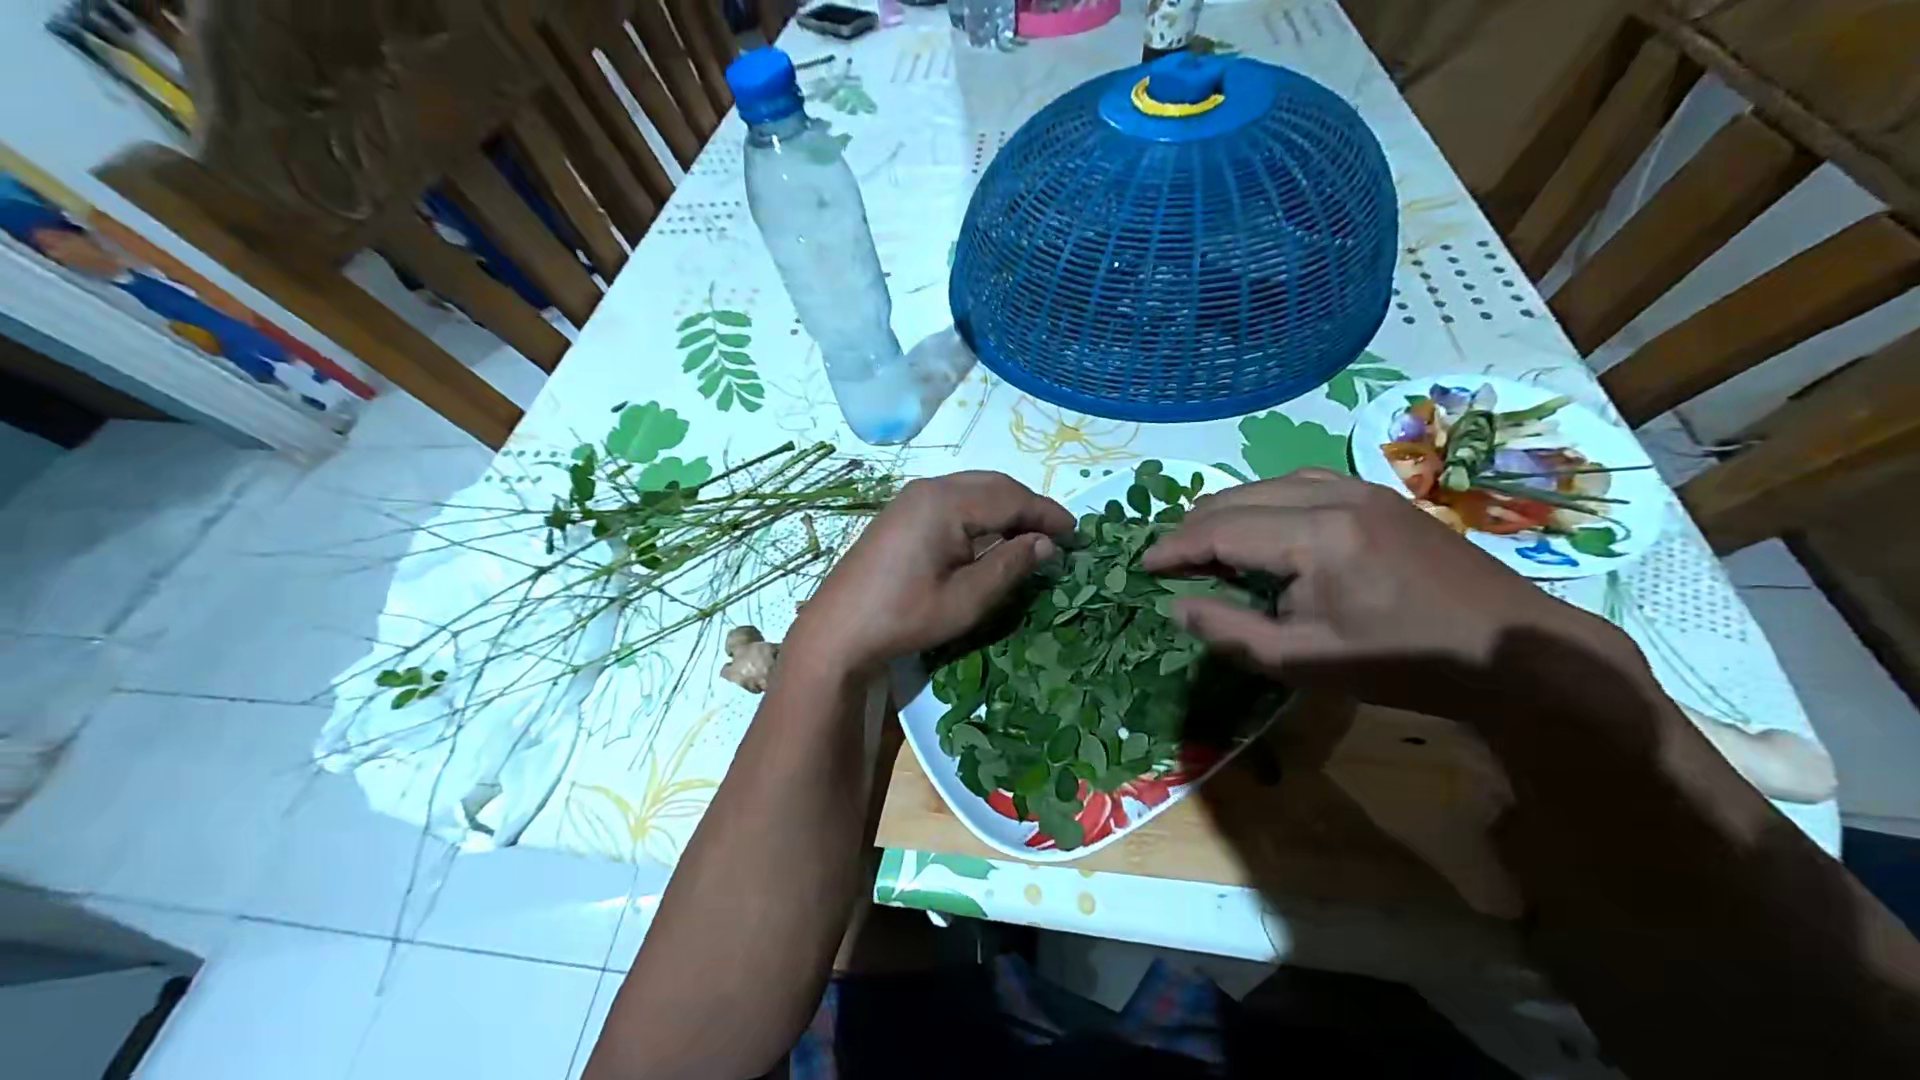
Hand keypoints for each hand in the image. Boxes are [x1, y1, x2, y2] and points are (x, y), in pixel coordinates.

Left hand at [786, 472, 1073, 675]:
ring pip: (974, 489)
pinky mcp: (902, 512)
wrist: (838, 628)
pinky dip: (981, 512)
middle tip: (1057, 536)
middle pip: (994, 486)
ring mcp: (911, 497)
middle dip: (1029, 507)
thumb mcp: (966, 599)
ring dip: (1006, 508)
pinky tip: (990, 538)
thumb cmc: (904, 616)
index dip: (1047, 514)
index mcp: (946, 503)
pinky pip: (954, 499)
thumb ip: (1009, 566)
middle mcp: (929, 488)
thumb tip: (1046, 544)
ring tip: (1030, 537)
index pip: (1012, 498)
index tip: (1076, 534)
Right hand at [1142, 469, 1634, 706]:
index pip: (1219, 529)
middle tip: (1169, 560)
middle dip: (1193, 527)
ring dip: (1227, 509)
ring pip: (1265, 482)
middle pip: (1236, 497)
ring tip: (1205, 543)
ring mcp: (1359, 488)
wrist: (1511, 649)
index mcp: (1314, 537)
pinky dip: (1264, 500)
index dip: (1173, 548)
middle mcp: (1331, 495)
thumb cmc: (1401, 665)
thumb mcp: (1303, 662)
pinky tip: (1261, 526)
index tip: (1143, 566)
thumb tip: (1176, 605)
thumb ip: (1230, 631)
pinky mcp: (1377, 493)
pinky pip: (1300, 482)